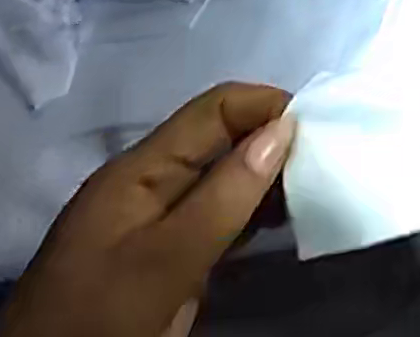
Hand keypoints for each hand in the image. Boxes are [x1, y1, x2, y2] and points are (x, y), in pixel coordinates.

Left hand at [0, 83, 294, 336]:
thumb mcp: (161, 264)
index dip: (264, 105)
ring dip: (267, 176)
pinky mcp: (165, 257)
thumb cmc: (95, 327)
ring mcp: (156, 223)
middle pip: (220, 139)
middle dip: (271, 138)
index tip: (316, 122)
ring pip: (223, 177)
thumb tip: (284, 128)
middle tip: (324, 156)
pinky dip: (252, 212)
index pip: (213, 110)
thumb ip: (223, 197)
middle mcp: (150, 184)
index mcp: (139, 169)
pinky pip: (217, 216)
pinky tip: (283, 220)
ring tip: (314, 184)